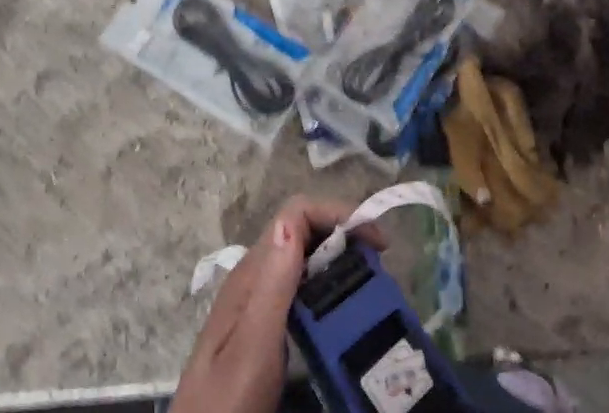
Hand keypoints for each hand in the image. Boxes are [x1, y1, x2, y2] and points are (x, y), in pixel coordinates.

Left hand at [170, 197, 384, 412]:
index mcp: (251, 273)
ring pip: (304, 256)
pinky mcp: (265, 323)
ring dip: (339, 257)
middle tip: (381, 263)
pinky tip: (345, 307)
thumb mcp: (253, 346)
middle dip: (344, 233)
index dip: (338, 215)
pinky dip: (329, 283)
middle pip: (302, 229)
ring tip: (371, 281)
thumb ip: (272, 286)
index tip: (377, 243)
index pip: (295, 214)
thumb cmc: (226, 400)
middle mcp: (255, 277)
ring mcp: (258, 300)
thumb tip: (291, 220)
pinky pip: (302, 285)